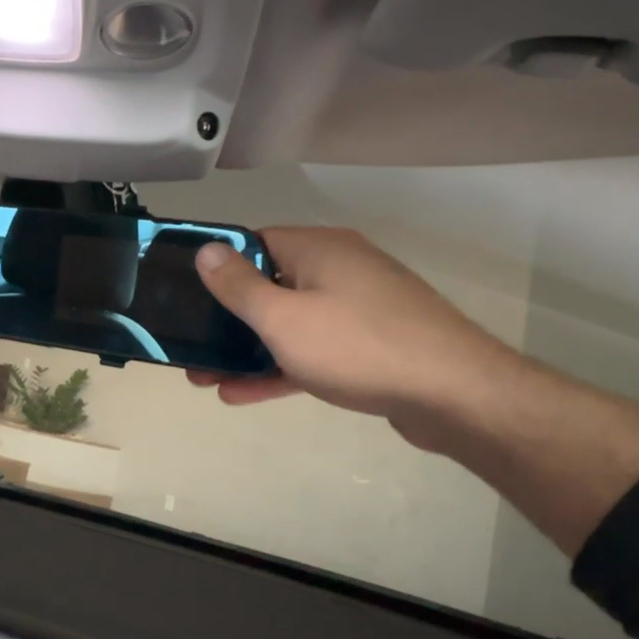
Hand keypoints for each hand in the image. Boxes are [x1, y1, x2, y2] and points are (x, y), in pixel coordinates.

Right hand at [188, 227, 521, 441]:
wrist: (456, 396)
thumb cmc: (358, 347)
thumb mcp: (282, 317)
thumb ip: (238, 285)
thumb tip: (206, 249)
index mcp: (318, 250)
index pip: (252, 242)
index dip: (215, 265)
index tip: (181, 292)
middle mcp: (338, 269)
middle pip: (267, 284)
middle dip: (225, 317)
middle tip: (188, 341)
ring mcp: (356, 308)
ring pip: (287, 323)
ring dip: (245, 350)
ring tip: (204, 376)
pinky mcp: (368, 345)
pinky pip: (310, 349)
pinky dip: (278, 367)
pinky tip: (240, 394)